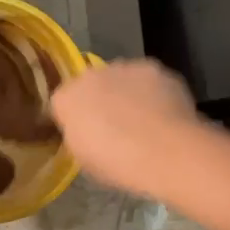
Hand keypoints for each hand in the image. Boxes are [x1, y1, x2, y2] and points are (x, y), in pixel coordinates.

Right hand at [51, 57, 205, 200]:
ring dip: (128, 93)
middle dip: (101, 100)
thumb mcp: (85, 160)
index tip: (88, 136)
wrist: (165, 151)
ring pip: (121, 79)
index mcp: (66, 99)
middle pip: (92, 86)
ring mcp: (123, 68)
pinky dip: (154, 92)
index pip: (63, 104)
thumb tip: (88, 131)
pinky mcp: (153, 67)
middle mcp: (89, 76)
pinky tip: (166, 113)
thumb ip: (80, 137)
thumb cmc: (118, 163)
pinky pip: (149, 80)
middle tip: (118, 128)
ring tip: (147, 120)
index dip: (76, 120)